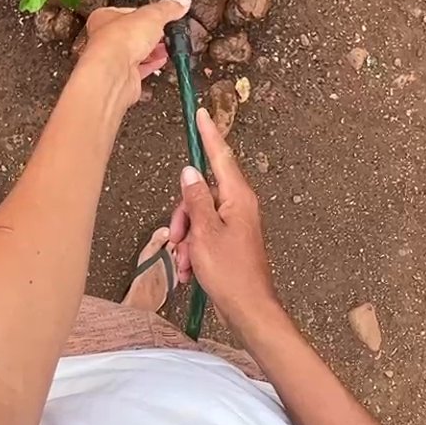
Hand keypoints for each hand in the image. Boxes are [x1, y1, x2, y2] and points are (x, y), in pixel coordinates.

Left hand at [74, 0, 189, 108]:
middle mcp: (107, 39)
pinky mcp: (125, 76)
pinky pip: (141, 69)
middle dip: (151, 33)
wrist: (114, 72)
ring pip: (137, 52)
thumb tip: (181, 2)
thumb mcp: (152, 16)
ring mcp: (116, 59)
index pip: (129, 11)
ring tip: (168, 45)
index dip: (147, 13)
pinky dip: (152, 64)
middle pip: (134, 33)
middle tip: (167, 31)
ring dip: (153, 49)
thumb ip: (168, 9)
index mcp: (106, 17)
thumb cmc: (120, 40)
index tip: (162, 13)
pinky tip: (161, 60)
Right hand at [169, 107, 279, 323]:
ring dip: (186, 238)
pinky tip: (191, 271)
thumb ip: (195, 199)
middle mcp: (239, 206)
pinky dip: (194, 250)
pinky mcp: (231, 242)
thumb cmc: (231, 273)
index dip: (208, 134)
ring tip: (186, 261)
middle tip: (176, 238)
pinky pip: (205, 236)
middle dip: (182, 215)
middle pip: (200, 192)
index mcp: (237, 197)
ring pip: (199, 216)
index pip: (220, 156)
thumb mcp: (205, 232)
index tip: (201, 113)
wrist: (249, 310)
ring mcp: (235, 224)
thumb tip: (190, 172)